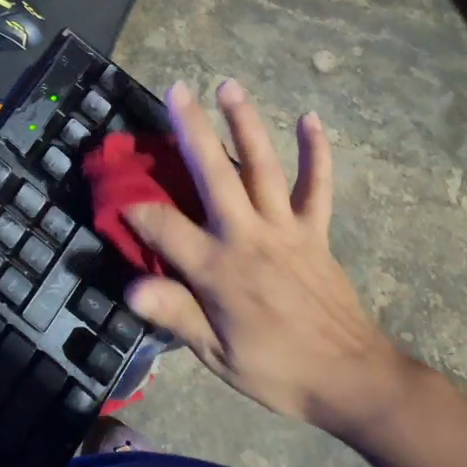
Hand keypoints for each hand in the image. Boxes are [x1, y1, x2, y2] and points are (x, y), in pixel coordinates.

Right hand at [122, 80, 417, 435]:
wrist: (353, 381)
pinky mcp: (315, 232)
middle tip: (176, 89)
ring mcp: (286, 229)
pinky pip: (318, 187)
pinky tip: (311, 118)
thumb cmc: (276, 370)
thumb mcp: (216, 354)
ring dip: (245, 123)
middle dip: (192, 129)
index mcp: (219, 269)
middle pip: (215, 174)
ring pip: (263, 167)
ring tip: (229, 85)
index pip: (164, 227)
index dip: (134, 209)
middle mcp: (249, 237)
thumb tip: (130, 287)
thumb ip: (175, 314)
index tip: (114, 195)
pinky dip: (316, 152)